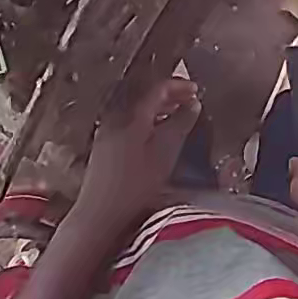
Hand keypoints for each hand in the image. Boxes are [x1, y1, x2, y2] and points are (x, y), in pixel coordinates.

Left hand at [75, 78, 201, 234]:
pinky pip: (129, 123)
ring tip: (178, 116)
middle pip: (145, 97)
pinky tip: (157, 135)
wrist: (100, 212)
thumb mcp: (165, 153)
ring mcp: (107, 132)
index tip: (196, 89)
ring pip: (137, 111)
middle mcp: (116, 118)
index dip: (178, 86)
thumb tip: (192, 104)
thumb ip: (180, 125)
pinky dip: (147, 122)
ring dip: (158, 109)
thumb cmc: (136, 185)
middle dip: (169, 96)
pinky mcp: (104, 147)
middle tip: (190, 100)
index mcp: (132, 116)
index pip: (157, 89)